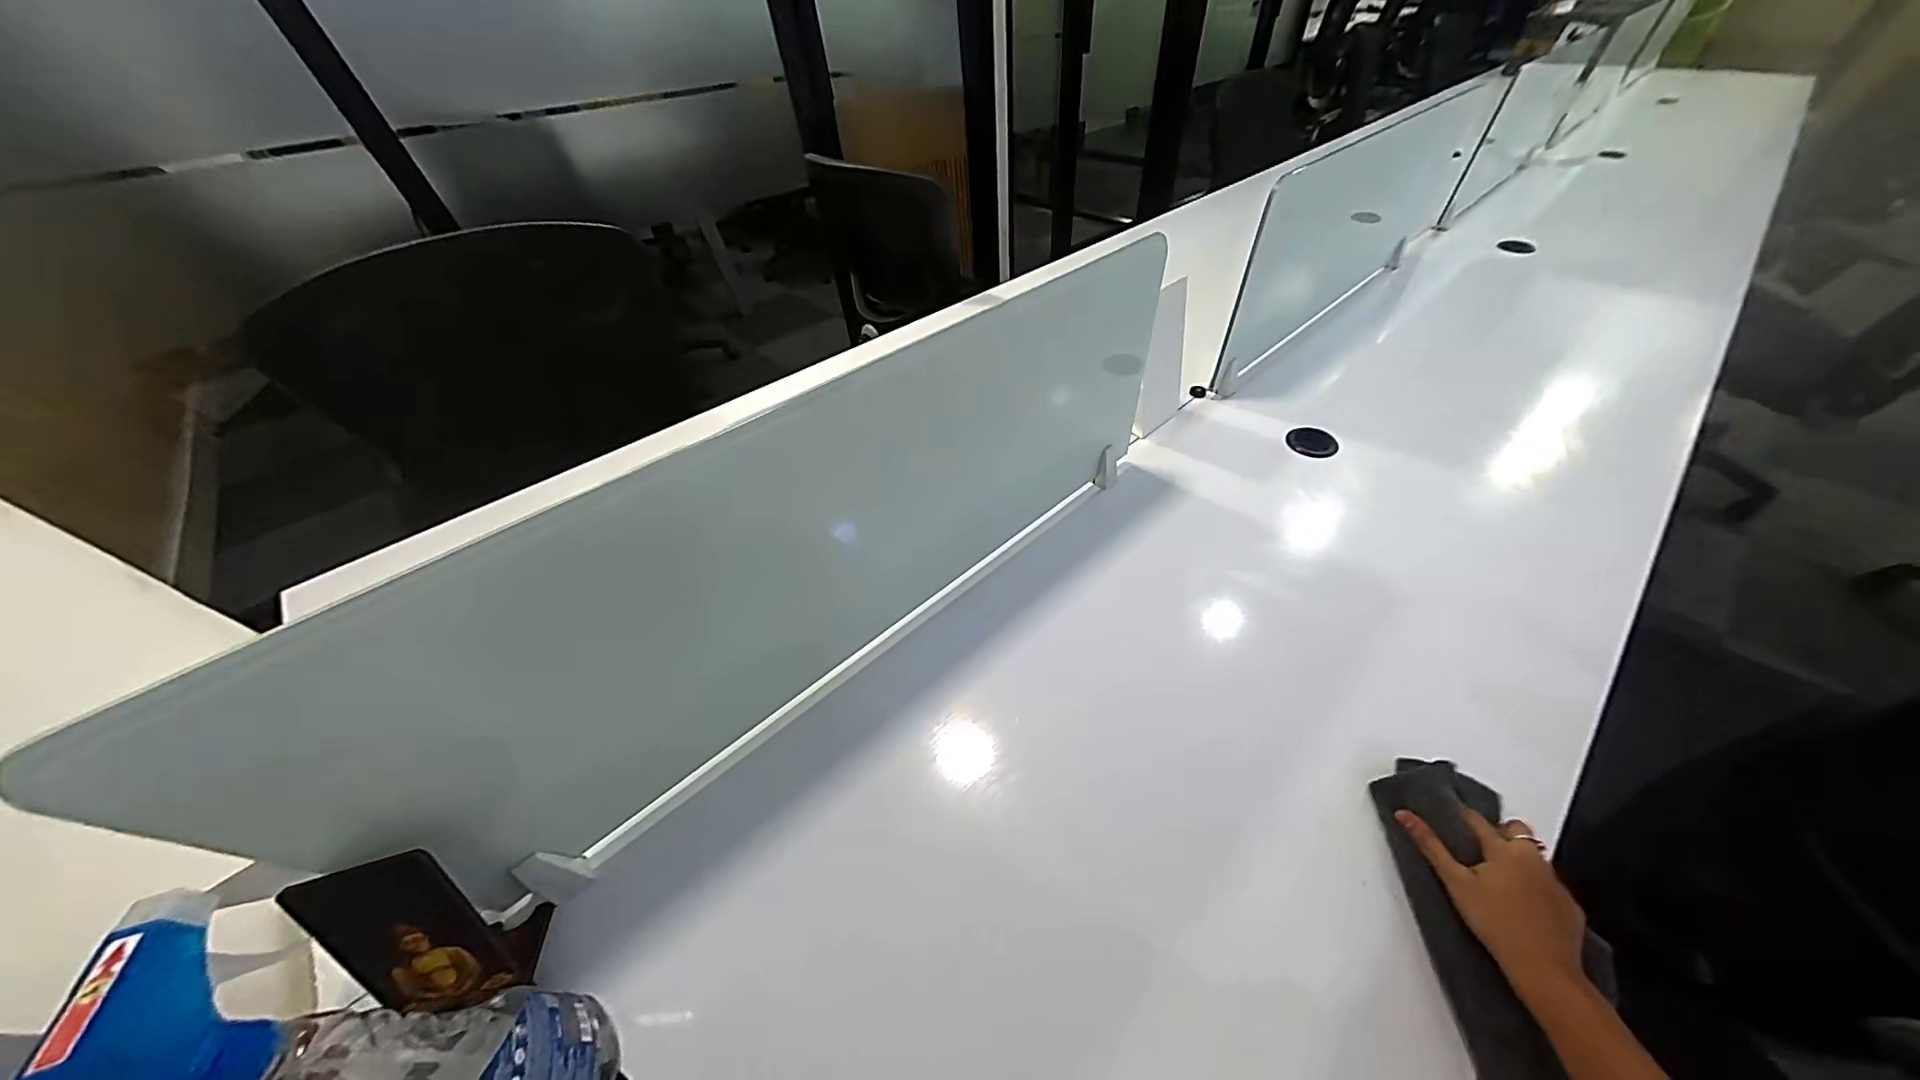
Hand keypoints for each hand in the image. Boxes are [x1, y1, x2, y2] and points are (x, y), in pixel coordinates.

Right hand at [1395, 806, 1586, 993]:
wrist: (1544, 968)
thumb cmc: (1493, 921)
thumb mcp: (1455, 882)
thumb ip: (1430, 845)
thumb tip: (1404, 815)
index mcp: (1504, 849)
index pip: (1477, 819)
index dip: (1460, 814)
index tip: (1448, 812)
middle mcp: (1534, 859)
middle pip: (1516, 829)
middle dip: (1499, 830)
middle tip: (1479, 847)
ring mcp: (1556, 882)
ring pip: (1535, 855)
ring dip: (1518, 856)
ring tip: (1498, 875)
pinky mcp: (1570, 905)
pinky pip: (1550, 883)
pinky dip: (1535, 884)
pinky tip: (1522, 902)